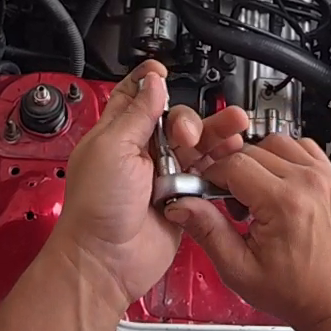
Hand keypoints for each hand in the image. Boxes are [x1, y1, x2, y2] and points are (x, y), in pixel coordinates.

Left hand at [47, 62, 249, 305]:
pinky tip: (233, 154)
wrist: (107, 260)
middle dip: (189, 119)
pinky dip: (221, 163)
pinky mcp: (183, 197)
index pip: (136, 95)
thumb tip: (152, 80)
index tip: (164, 70)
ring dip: (216, 133)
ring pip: (197, 144)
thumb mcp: (113, 149)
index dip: (151, 81)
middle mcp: (143, 151)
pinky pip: (207, 174)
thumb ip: (137, 113)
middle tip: (186, 134)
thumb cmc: (95, 208)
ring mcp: (164, 174)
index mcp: (118, 132)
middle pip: (176, 119)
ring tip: (235, 124)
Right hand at [161, 132, 330, 330]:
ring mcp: (322, 176)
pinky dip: (282, 156)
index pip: (234, 164)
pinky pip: (299, 145)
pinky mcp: (329, 175)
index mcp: (284, 204)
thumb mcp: (238, 268)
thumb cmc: (292, 290)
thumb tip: (181, 204)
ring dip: (257, 160)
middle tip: (231, 202)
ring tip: (255, 193)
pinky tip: (275, 182)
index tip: (207, 190)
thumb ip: (207, 231)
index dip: (213, 175)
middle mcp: (307, 183)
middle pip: (251, 150)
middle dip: (232, 171)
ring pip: (274, 141)